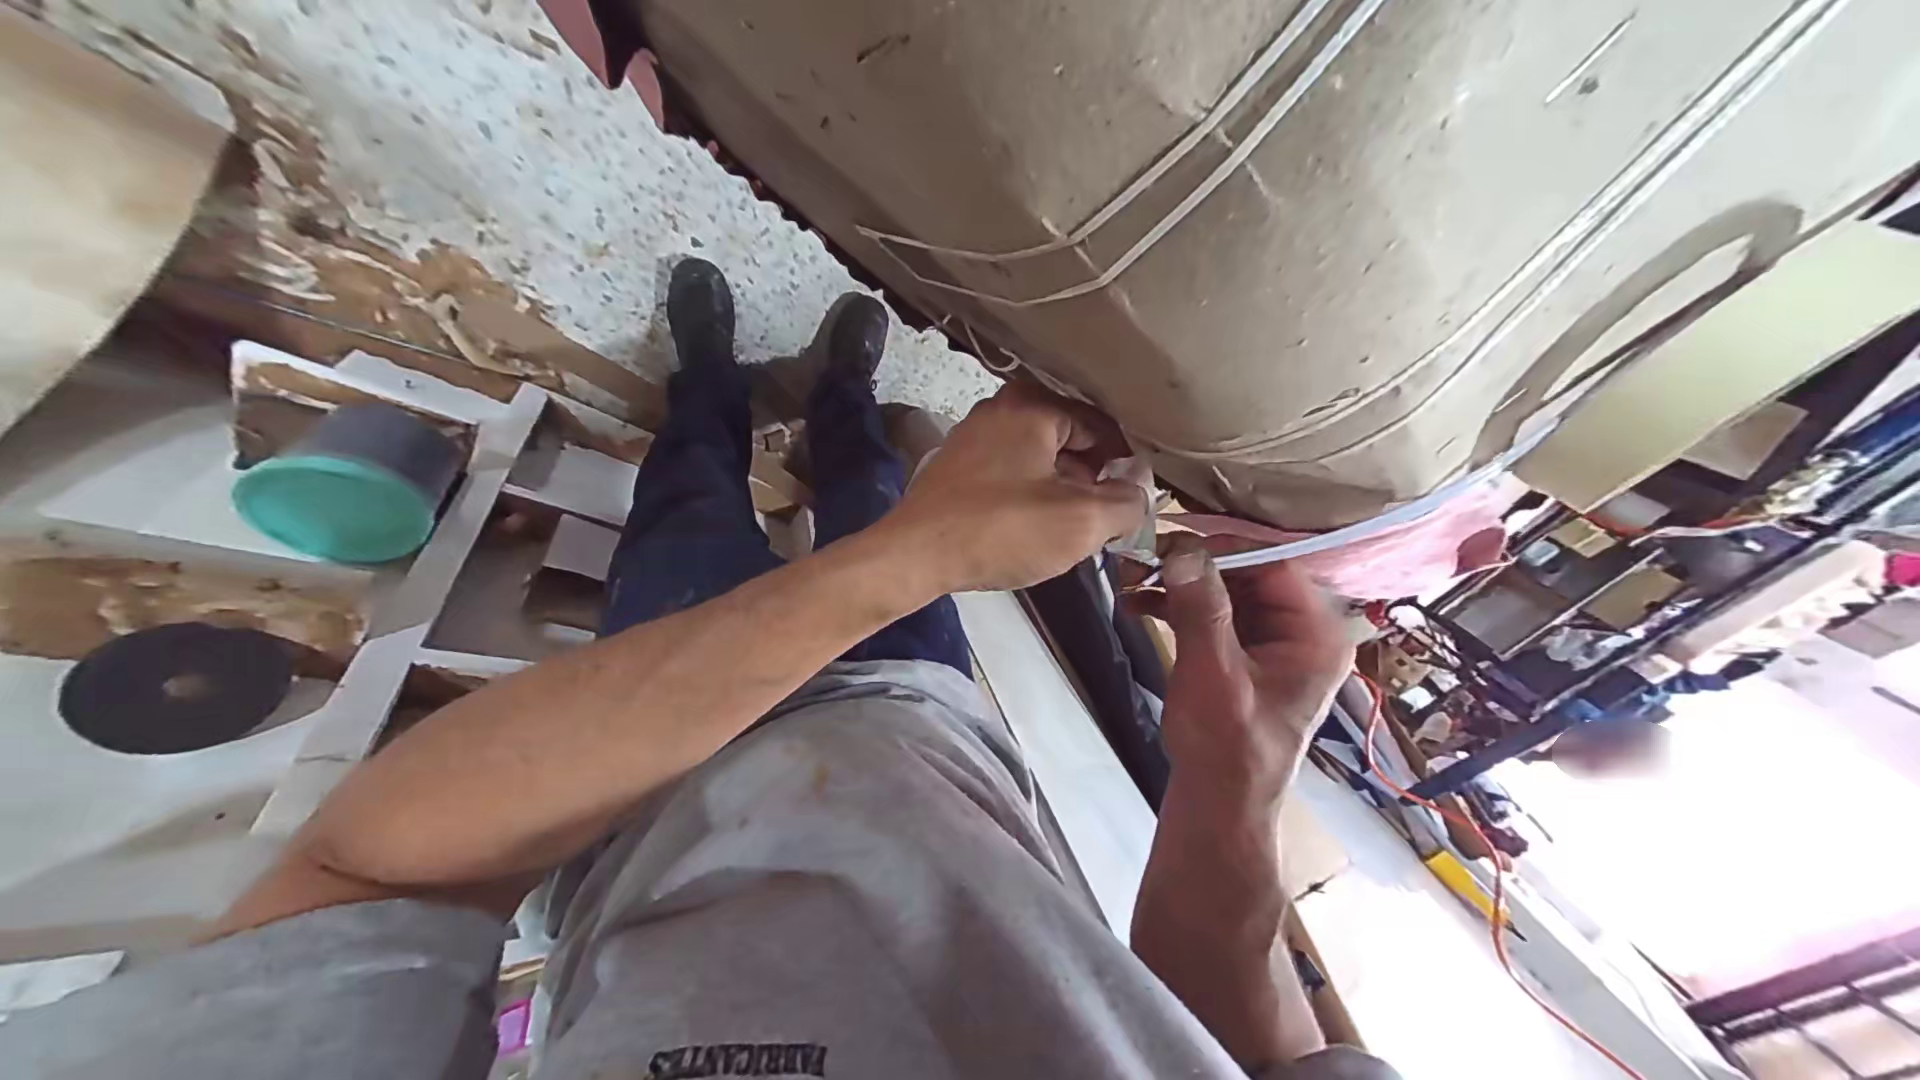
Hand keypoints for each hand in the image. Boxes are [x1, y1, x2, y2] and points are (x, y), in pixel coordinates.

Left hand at [882, 383, 1146, 591]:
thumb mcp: (1081, 521)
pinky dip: (1031, 496)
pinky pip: (1010, 474)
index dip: (1125, 462)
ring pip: (1038, 459)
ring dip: (1063, 490)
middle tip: (1107, 518)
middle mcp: (999, 409)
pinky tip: (1034, 528)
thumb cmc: (1002, 530)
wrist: (915, 556)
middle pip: (1068, 440)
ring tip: (1075, 529)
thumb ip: (1127, 503)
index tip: (1136, 498)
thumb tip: (1140, 492)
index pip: (1100, 425)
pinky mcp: (957, 469)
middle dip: (1093, 478)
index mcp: (1031, 406)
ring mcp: (973, 438)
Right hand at [1127, 535, 1352, 803]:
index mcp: (1315, 634)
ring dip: (1176, 582)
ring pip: (1222, 588)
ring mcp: (1267, 639)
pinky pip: (1208, 611)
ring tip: (1130, 576)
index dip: (1223, 547)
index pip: (1275, 564)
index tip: (1171, 542)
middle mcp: (1298, 629)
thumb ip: (1200, 609)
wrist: (1216, 800)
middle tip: (1143, 558)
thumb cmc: (1225, 745)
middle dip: (1192, 565)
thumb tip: (1181, 550)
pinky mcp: (1238, 649)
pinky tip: (1136, 602)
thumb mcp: (1213, 674)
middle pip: (1245, 572)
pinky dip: (1174, 604)